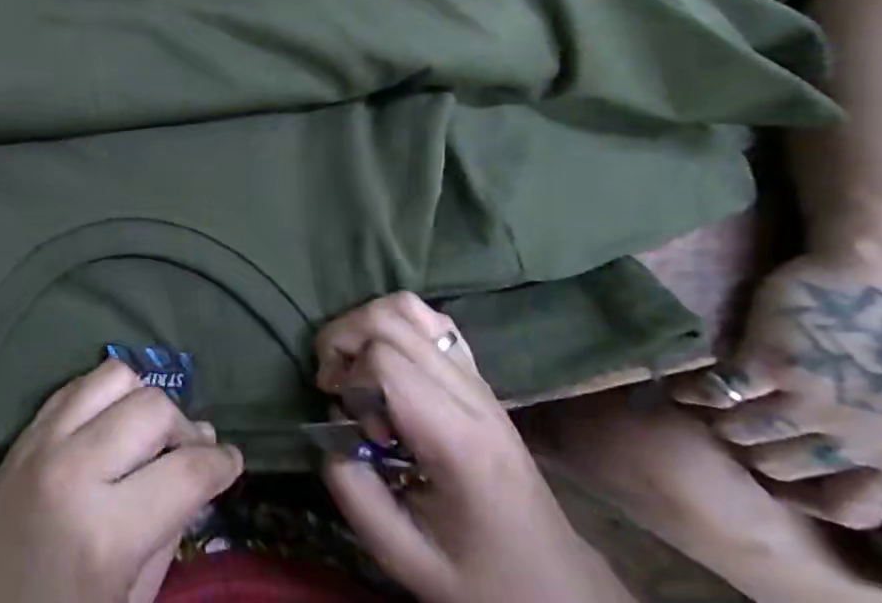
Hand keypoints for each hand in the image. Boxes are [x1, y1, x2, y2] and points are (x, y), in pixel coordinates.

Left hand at [0, 359, 243, 602]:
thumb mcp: (131, 598)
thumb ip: (170, 528)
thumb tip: (204, 463)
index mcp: (105, 532)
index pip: (187, 471)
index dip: (222, 463)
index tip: (232, 462)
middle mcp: (72, 470)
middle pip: (153, 409)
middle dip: (185, 430)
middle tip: (192, 455)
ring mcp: (40, 445)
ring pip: (114, 377)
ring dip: (144, 400)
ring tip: (150, 436)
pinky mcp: (21, 437)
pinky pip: (75, 386)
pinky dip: (105, 395)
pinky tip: (113, 423)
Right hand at [315, 293, 632, 602]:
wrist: (553, 584)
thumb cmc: (481, 577)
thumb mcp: (407, 559)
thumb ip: (355, 495)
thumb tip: (328, 433)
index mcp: (457, 440)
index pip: (385, 363)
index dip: (350, 382)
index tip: (354, 425)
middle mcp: (470, 393)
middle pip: (390, 319)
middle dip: (342, 340)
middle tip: (332, 386)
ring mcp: (478, 378)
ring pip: (409, 306)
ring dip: (364, 325)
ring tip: (352, 367)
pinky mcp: (477, 376)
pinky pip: (430, 320)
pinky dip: (394, 324)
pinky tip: (384, 362)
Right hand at [671, 253, 881, 528]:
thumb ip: (871, 438)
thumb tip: (816, 454)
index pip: (848, 509)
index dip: (802, 497)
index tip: (772, 478)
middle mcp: (861, 440)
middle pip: (778, 466)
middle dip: (747, 448)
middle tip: (725, 427)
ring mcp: (813, 403)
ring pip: (741, 432)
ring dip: (715, 418)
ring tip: (697, 405)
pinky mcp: (769, 364)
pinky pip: (717, 392)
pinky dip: (691, 391)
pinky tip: (677, 384)